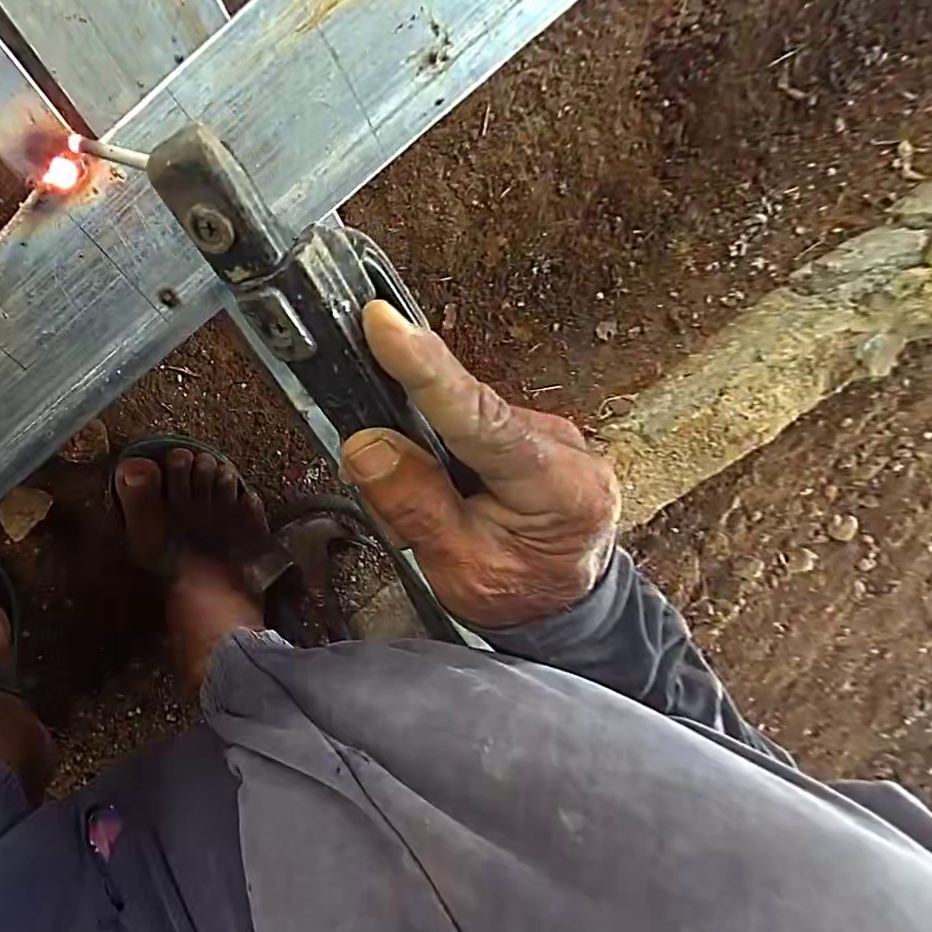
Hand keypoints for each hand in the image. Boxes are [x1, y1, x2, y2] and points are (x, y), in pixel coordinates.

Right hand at [340, 301, 619, 628]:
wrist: (564, 606)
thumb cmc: (521, 596)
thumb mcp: (460, 570)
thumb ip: (414, 505)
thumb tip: (367, 445)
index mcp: (557, 487)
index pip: (477, 414)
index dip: (424, 368)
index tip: (382, 324)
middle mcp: (562, 446)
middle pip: (458, 408)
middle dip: (405, 432)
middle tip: (377, 475)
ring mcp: (548, 433)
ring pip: (455, 414)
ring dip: (420, 449)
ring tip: (426, 506)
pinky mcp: (528, 429)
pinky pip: (465, 420)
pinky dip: (438, 448)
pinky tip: (439, 486)